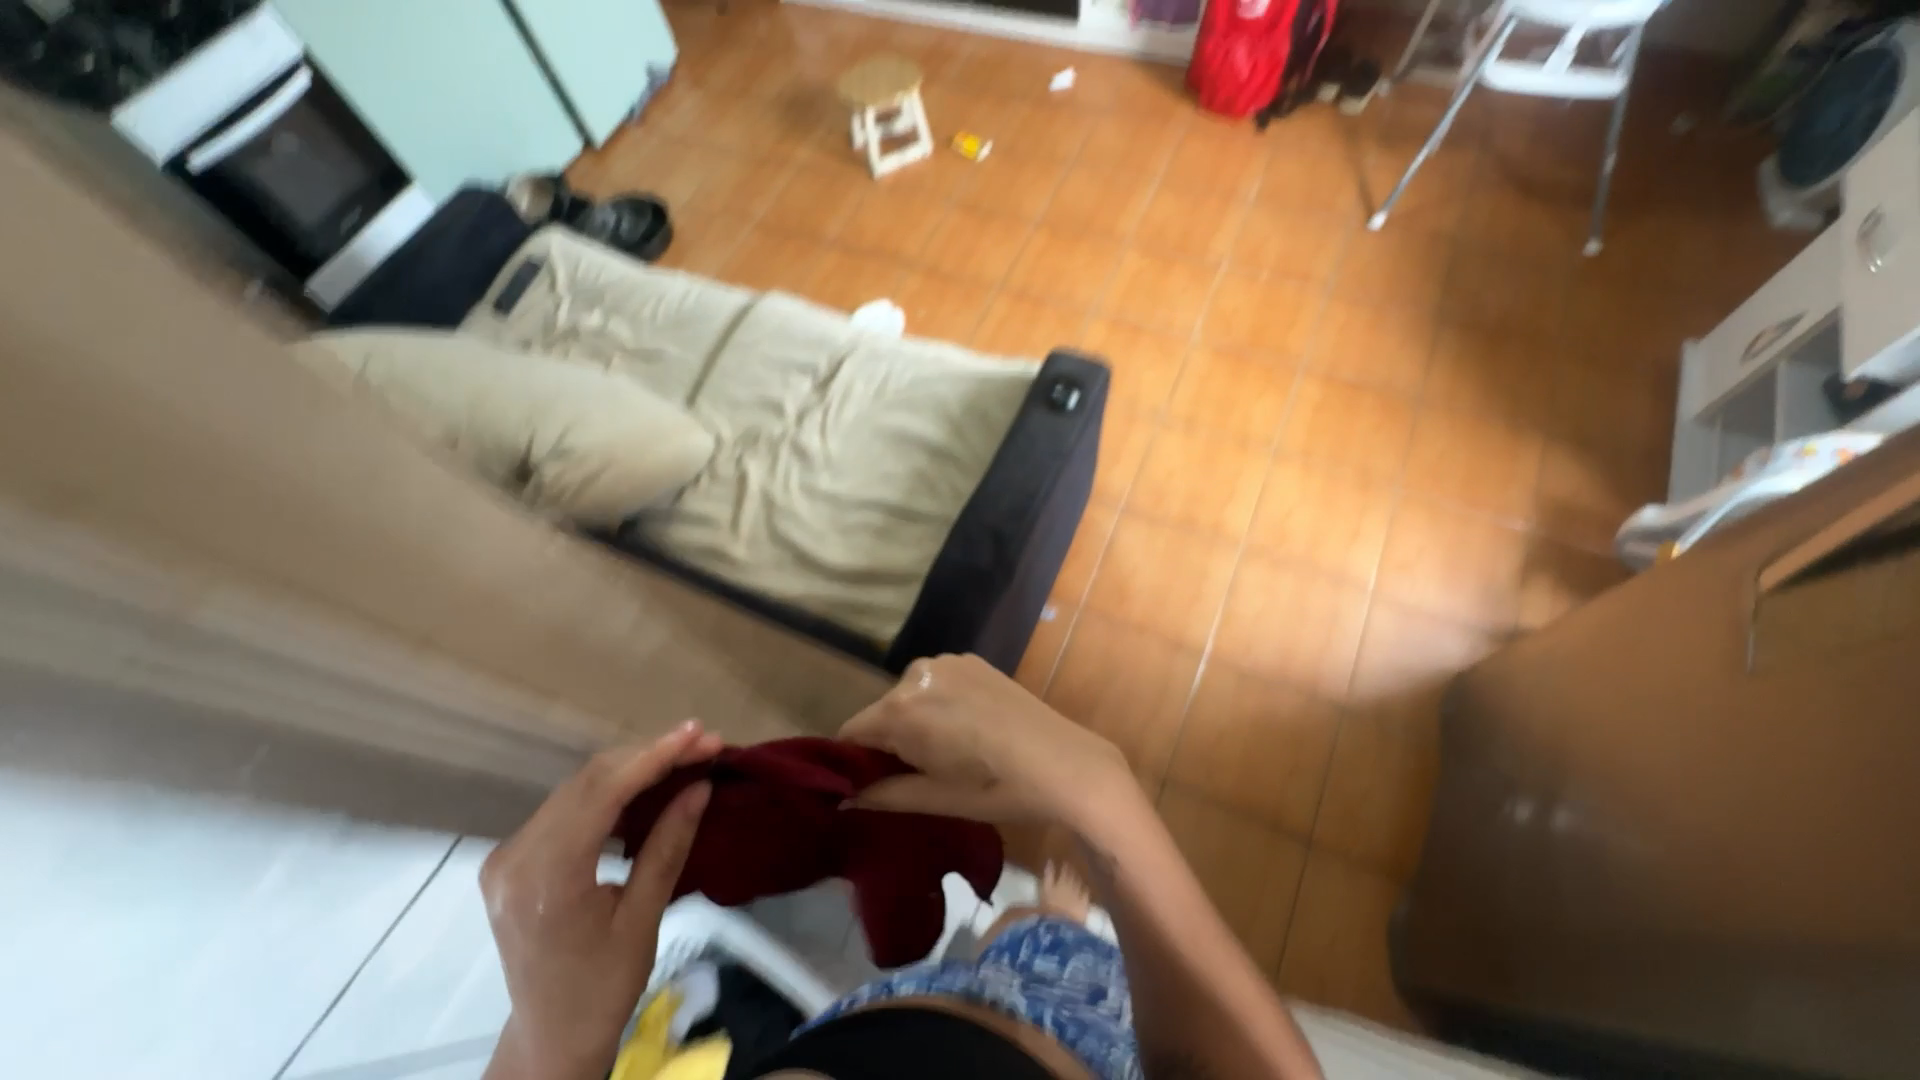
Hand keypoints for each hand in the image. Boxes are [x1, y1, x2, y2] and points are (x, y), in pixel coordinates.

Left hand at [480, 722, 720, 1079]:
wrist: (551, 1034)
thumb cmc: (604, 985)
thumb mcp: (643, 918)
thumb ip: (668, 846)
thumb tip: (700, 786)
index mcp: (547, 877)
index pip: (603, 792)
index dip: (655, 756)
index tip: (699, 734)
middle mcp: (516, 857)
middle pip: (588, 781)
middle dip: (648, 755)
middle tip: (703, 742)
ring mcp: (507, 856)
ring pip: (576, 788)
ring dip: (631, 767)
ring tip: (683, 754)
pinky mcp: (511, 859)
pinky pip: (565, 807)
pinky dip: (609, 789)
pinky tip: (644, 782)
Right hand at [839, 653, 1132, 830]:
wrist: (1065, 763)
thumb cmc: (996, 789)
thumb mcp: (936, 798)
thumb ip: (882, 795)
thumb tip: (843, 800)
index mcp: (901, 710)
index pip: (851, 733)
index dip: (851, 761)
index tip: (864, 785)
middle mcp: (916, 674)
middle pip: (881, 713)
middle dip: (888, 742)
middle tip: (916, 775)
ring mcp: (947, 662)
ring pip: (909, 696)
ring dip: (915, 721)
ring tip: (948, 753)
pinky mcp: (972, 660)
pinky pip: (937, 684)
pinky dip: (940, 703)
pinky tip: (969, 728)